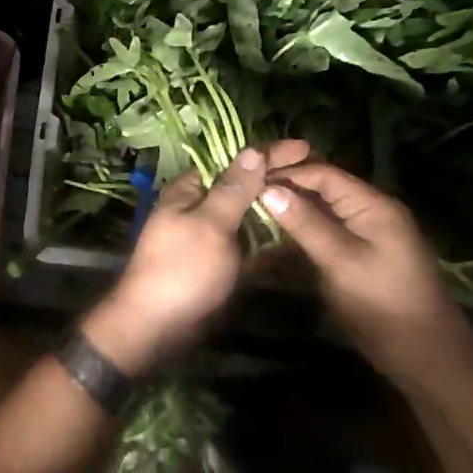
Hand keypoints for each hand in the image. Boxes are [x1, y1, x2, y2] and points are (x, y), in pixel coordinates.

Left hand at [81, 142, 305, 376]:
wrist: (155, 325)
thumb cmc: (182, 269)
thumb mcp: (210, 224)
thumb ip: (233, 189)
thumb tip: (253, 151)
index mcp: (189, 189)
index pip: (232, 160)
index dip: (268, 153)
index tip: (306, 148)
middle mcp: (196, 206)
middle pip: (240, 185)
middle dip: (274, 179)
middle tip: (316, 174)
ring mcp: (206, 234)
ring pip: (245, 213)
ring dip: (273, 207)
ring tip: (313, 200)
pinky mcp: (214, 259)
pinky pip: (244, 239)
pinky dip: (265, 235)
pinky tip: (292, 234)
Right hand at [259, 159, 464, 374]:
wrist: (423, 354)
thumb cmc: (382, 304)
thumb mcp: (340, 262)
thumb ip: (305, 224)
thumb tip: (267, 189)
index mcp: (373, 205)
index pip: (323, 173)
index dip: (286, 173)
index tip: (249, 179)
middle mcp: (371, 210)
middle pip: (324, 185)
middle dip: (287, 184)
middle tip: (247, 188)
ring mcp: (367, 231)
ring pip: (323, 205)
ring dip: (292, 204)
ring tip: (254, 205)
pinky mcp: (360, 250)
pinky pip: (327, 225)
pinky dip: (302, 223)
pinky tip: (277, 229)